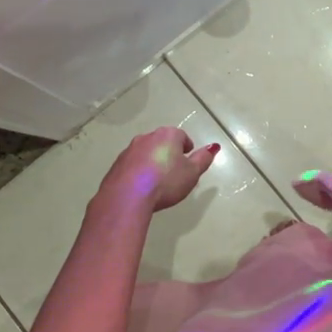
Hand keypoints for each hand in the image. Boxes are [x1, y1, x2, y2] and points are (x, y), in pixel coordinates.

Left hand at [101, 126, 219, 211]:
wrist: (127, 196)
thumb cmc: (165, 182)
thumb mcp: (192, 173)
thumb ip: (203, 159)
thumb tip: (214, 146)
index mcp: (167, 135)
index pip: (181, 136)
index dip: (187, 147)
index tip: (188, 160)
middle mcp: (147, 137)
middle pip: (162, 141)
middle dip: (168, 152)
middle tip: (174, 171)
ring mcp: (129, 150)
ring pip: (145, 152)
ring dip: (152, 161)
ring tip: (157, 181)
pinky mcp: (116, 164)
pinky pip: (132, 165)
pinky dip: (138, 171)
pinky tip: (142, 187)